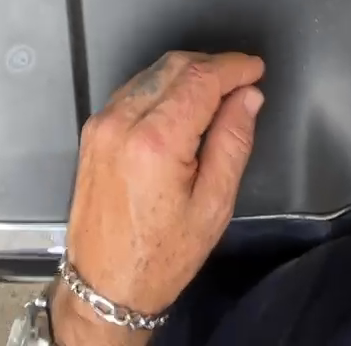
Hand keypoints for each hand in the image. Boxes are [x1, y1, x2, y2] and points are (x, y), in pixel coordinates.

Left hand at [51, 51, 265, 345]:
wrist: (103, 285)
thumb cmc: (163, 254)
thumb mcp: (214, 205)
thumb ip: (234, 141)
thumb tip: (249, 96)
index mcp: (156, 141)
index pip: (201, 78)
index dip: (233, 66)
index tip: (256, 68)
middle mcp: (124, 120)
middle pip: (176, 65)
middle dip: (213, 65)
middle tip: (241, 80)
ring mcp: (103, 121)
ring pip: (154, 71)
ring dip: (188, 72)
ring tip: (217, 92)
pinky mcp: (94, 127)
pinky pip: (135, 87)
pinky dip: (164, 84)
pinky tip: (182, 102)